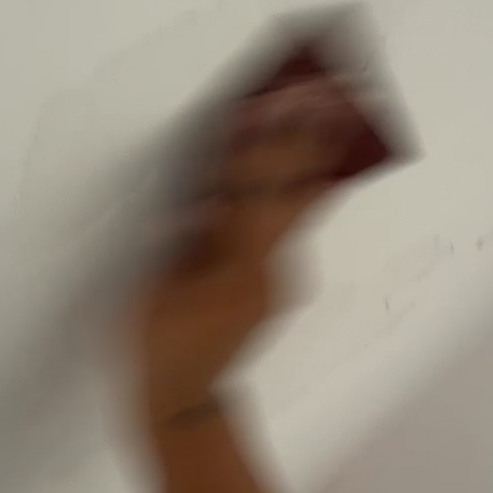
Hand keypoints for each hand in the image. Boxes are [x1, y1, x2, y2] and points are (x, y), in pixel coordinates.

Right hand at [132, 111, 343, 423]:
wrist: (186, 399)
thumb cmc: (160, 348)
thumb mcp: (158, 293)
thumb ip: (190, 245)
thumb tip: (213, 202)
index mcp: (240, 269)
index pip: (255, 191)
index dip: (266, 143)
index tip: (278, 100)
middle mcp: (273, 269)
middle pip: (292, 193)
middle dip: (307, 140)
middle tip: (328, 93)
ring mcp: (280, 277)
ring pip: (301, 207)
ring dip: (313, 158)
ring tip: (334, 116)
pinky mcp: (277, 282)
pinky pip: (294, 226)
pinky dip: (303, 188)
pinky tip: (316, 167)